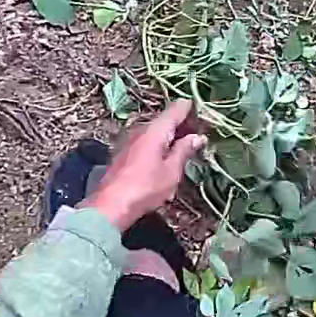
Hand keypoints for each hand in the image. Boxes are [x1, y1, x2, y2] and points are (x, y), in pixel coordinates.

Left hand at [83, 100, 207, 231]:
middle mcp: (141, 130)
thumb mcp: (172, 171)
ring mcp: (131, 140)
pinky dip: (161, 144)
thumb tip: (197, 137)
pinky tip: (168, 158)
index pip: (176, 109)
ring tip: (187, 148)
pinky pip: (148, 140)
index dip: (191, 109)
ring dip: (172, 136)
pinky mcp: (125, 152)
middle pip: (166, 119)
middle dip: (183, 125)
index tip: (205, 116)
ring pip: (156, 131)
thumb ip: (184, 150)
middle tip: (200, 136)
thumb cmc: (145, 189)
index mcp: (155, 131)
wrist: (110, 207)